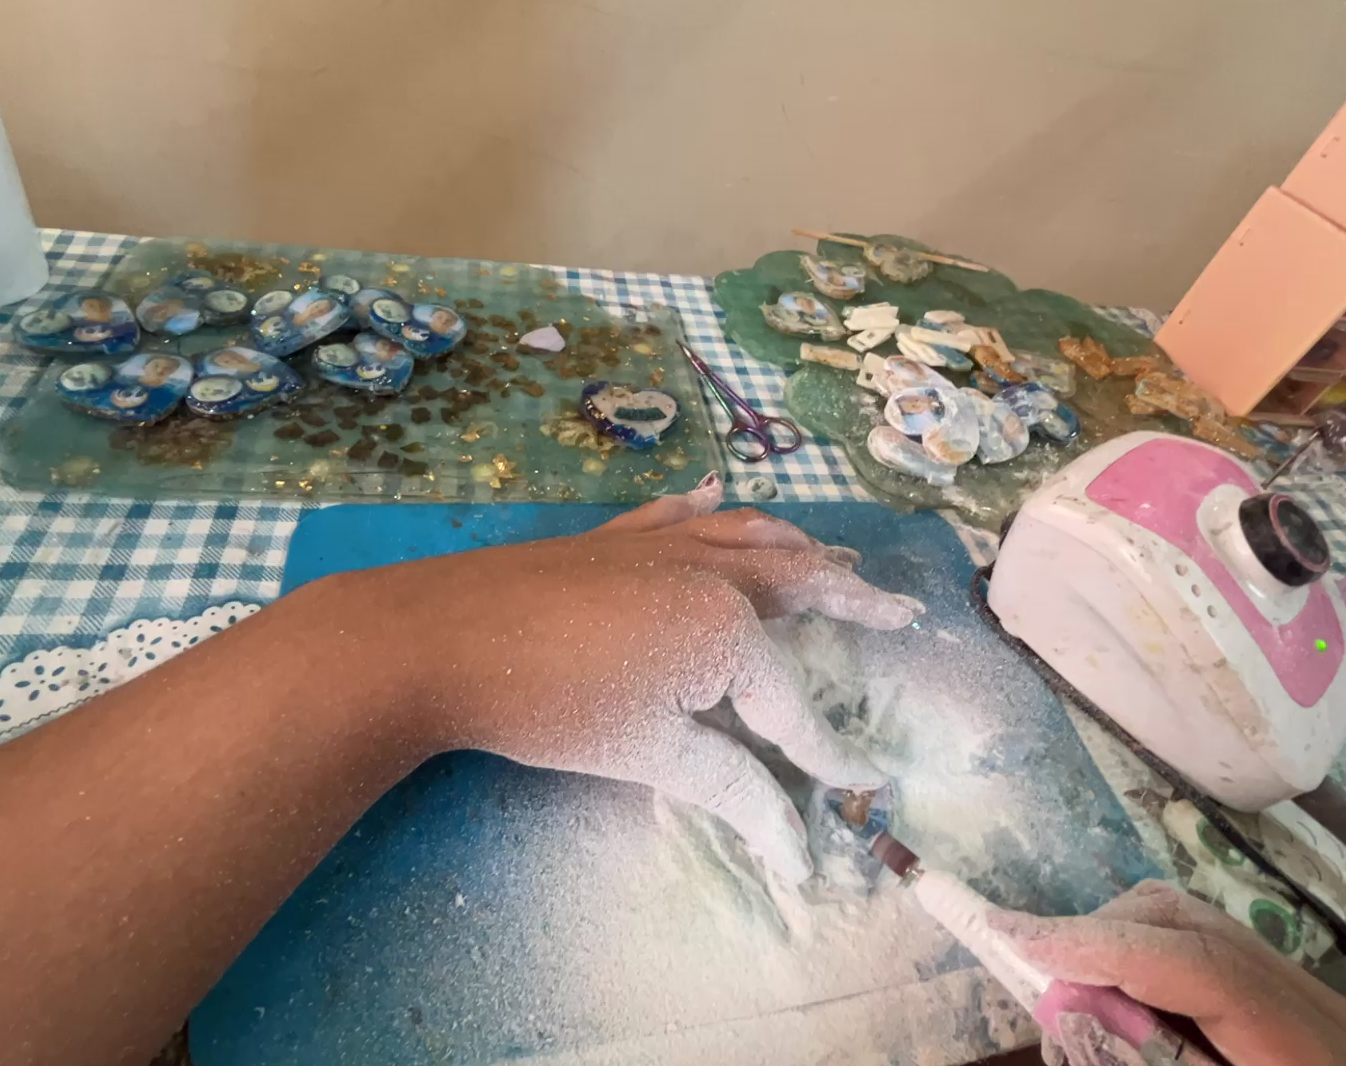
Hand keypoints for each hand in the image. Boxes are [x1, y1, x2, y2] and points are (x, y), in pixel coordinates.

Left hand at [334, 474, 920, 880]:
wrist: (444, 635)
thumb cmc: (554, 703)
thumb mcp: (651, 752)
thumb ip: (731, 791)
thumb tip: (798, 850)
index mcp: (730, 629)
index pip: (793, 707)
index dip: (827, 753)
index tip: (866, 784)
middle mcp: (713, 572)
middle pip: (800, 585)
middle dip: (855, 600)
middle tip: (901, 608)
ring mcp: (665, 543)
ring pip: (752, 538)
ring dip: (800, 548)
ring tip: (835, 554)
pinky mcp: (620, 534)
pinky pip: (681, 513)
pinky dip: (710, 509)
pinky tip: (718, 494)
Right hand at [986, 880, 1345, 1065]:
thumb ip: (1137, 1062)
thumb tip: (1065, 1003)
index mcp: (1317, 1054)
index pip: (1203, 964)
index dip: (1099, 944)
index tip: (1013, 937)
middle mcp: (1321, 1012)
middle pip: (1185, 922)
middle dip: (1096, 936)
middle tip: (1038, 968)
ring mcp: (1306, 1000)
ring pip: (1185, 922)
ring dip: (1112, 943)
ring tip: (1073, 988)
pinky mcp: (1285, 1004)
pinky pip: (1192, 947)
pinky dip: (1138, 959)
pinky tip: (1117, 997)